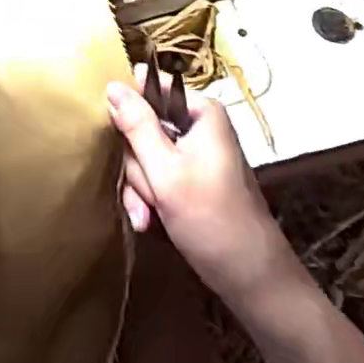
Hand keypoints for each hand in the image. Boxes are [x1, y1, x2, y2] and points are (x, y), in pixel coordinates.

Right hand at [107, 67, 295, 303]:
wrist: (251, 279)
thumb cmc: (210, 220)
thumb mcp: (165, 171)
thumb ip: (137, 126)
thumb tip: (112, 84)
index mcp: (200, 111)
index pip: (150, 87)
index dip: (129, 113)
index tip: (121, 142)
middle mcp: (199, 125)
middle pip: (144, 126)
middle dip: (137, 165)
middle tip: (148, 193)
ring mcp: (195, 152)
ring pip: (145, 155)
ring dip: (141, 187)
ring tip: (148, 216)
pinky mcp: (191, 176)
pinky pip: (157, 175)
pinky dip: (150, 198)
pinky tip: (149, 222)